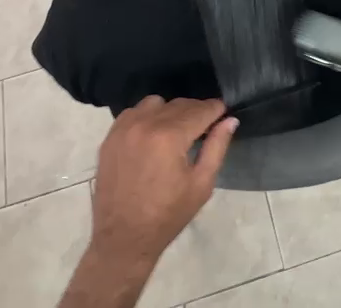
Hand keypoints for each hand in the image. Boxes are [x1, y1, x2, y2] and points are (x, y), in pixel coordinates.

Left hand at [87, 97, 238, 267]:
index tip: (224, 111)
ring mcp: (125, 128)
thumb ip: (216, 147)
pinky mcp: (110, 136)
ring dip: (170, 111)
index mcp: (170, 137)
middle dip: (196, 111)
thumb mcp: (201, 185)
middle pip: (179, 104)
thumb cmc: (167, 215)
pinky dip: (147, 116)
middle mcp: (146, 124)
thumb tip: (230, 120)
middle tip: (205, 126)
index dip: (216, 109)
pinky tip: (152, 134)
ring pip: (156, 103)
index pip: (200, 110)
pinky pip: (134, 112)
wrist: (123, 238)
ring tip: (176, 131)